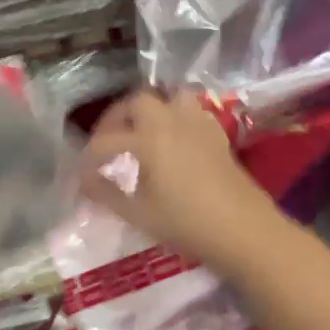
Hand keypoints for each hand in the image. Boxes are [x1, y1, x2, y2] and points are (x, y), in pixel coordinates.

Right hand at [80, 90, 285, 270]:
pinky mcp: (217, 136)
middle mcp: (171, 122)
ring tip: (140, 134)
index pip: (105, 140)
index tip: (83, 176)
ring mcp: (198, 126)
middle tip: (107, 142)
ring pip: (170, 98)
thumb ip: (106, 194)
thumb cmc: (186, 224)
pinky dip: (175, 118)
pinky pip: (192, 112)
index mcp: (148, 139)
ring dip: (150, 110)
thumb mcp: (137, 214)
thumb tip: (85, 181)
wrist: (246, 232)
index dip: (89, 157)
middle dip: (116, 119)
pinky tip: (171, 142)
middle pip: (137, 101)